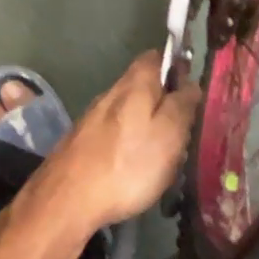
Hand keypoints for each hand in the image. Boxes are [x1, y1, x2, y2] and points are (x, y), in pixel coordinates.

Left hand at [31, 51, 200, 234]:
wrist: (66, 202)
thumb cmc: (127, 167)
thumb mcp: (169, 134)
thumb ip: (182, 105)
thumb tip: (189, 83)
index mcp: (133, 84)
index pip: (157, 56)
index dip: (178, 68)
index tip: (192, 94)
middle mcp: (108, 94)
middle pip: (142, 87)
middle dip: (163, 104)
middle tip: (182, 133)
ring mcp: (89, 120)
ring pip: (126, 113)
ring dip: (144, 127)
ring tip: (159, 156)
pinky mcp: (79, 144)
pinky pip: (111, 135)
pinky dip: (125, 145)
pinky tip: (130, 168)